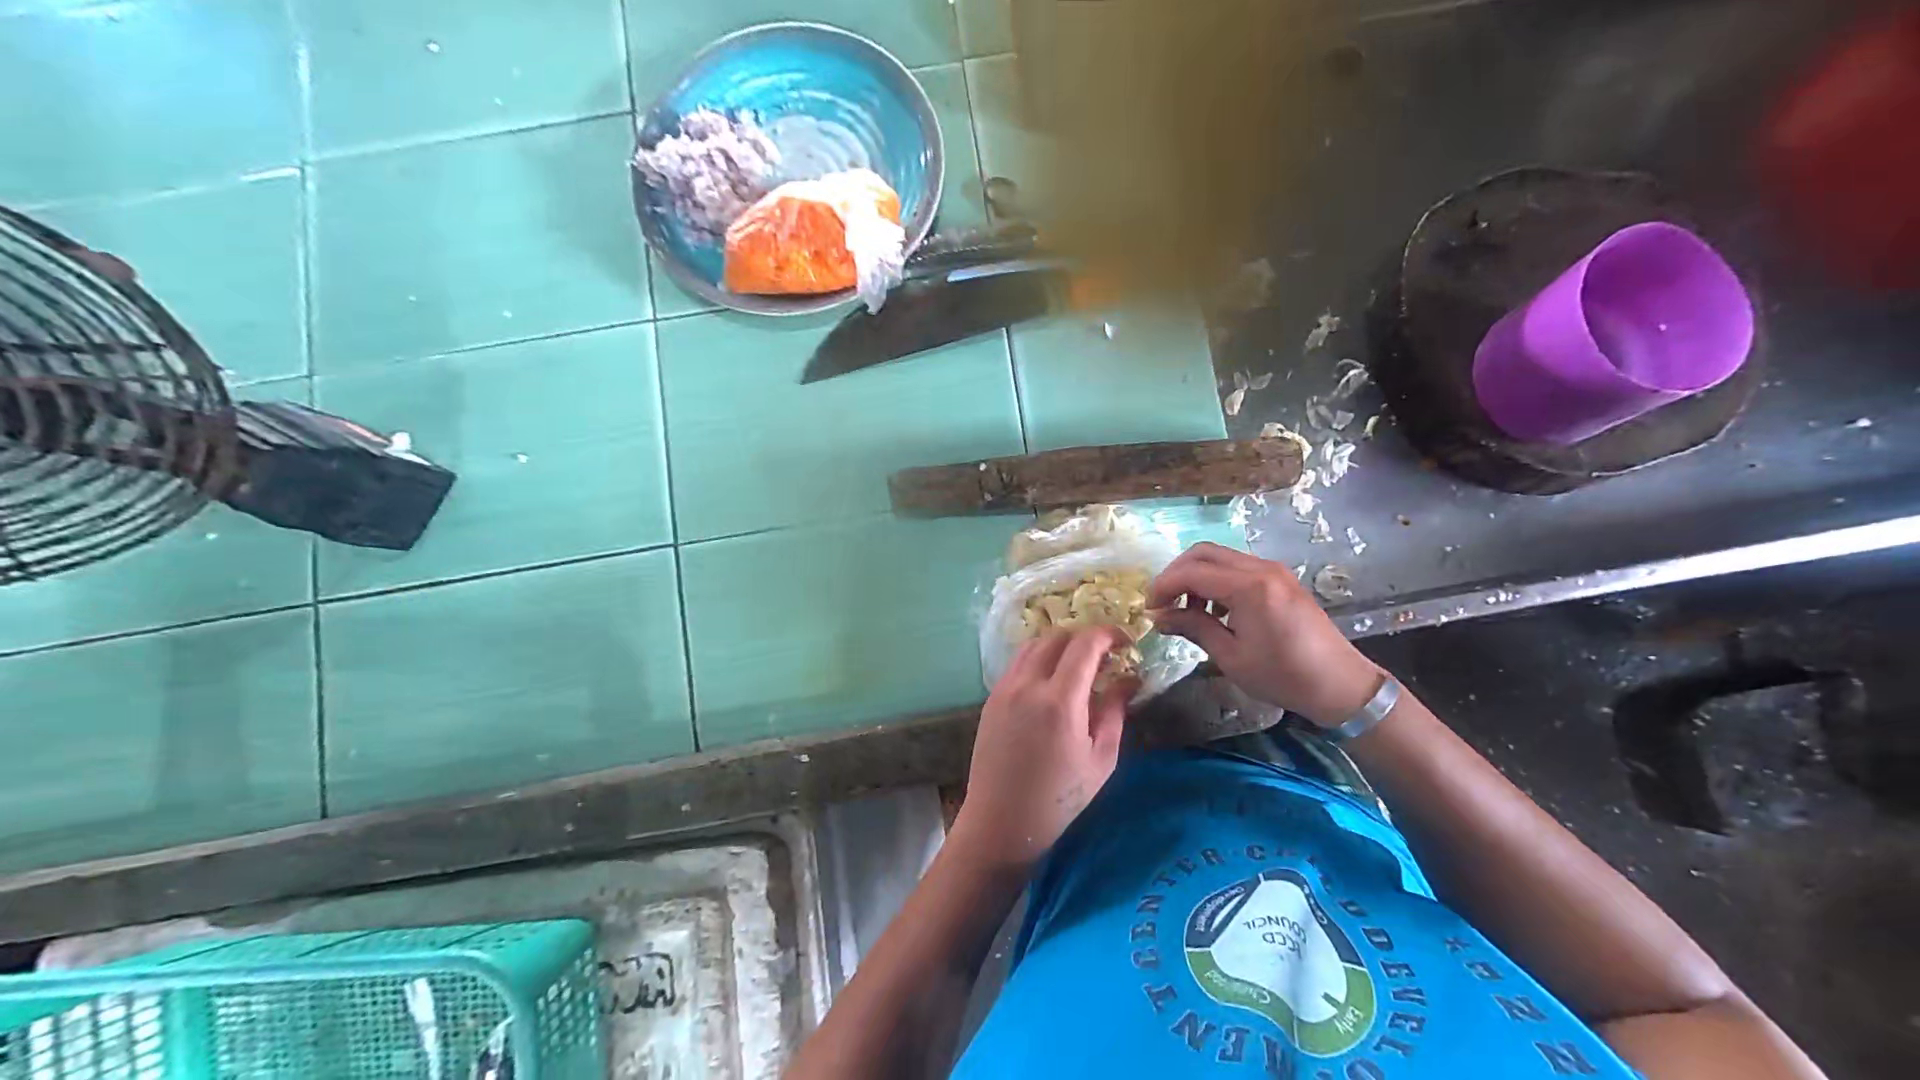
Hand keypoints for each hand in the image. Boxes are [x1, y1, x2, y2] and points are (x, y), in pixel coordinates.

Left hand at [951, 628, 1133, 870]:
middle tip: (1105, 655)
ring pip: (1033, 645)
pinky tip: (1052, 683)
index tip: (1125, 642)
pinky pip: (1017, 664)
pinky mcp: (991, 698)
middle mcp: (1027, 685)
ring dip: (1059, 645)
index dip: (1108, 634)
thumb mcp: (1101, 759)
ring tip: (1079, 666)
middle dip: (1084, 637)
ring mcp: (1004, 689)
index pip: (1084, 644)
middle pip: (1057, 637)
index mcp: (1059, 701)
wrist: (1001, 820)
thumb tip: (1129, 679)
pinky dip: (1039, 660)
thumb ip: (1115, 712)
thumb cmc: (1059, 798)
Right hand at [1148, 542, 1382, 727]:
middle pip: (1203, 552)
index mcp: (1249, 587)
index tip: (1149, 609)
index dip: (1163, 587)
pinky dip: (1215, 580)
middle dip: (1175, 574)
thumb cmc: (1283, 676)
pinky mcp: (1279, 579)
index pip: (1192, 572)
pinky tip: (1213, 610)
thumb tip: (1159, 618)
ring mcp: (1273, 570)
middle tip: (1162, 603)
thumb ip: (1193, 628)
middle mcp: (1261, 568)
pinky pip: (1237, 567)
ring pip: (1219, 556)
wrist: (1340, 684)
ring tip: (1186, 610)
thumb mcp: (1231, 656)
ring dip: (1195, 575)